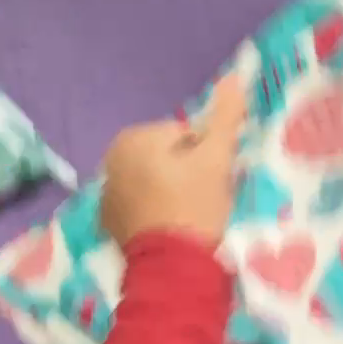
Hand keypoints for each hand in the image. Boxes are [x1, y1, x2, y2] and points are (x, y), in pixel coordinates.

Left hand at [99, 74, 246, 247]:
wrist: (173, 267)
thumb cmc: (195, 208)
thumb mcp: (216, 161)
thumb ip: (225, 118)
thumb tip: (234, 76)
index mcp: (135, 137)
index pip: (184, 137)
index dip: (205, 158)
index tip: (212, 183)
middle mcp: (111, 159)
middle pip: (165, 159)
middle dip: (184, 175)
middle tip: (202, 202)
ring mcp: (107, 194)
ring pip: (152, 184)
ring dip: (169, 194)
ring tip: (188, 219)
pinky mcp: (110, 225)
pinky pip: (139, 209)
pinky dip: (154, 215)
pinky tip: (170, 231)